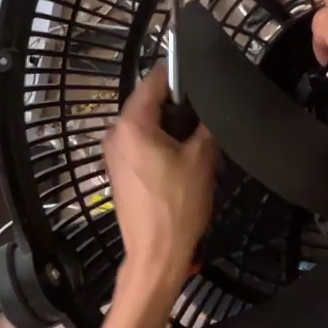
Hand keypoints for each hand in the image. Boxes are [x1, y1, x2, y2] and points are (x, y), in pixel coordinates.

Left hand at [104, 65, 216, 291]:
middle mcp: (116, 134)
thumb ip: (206, 126)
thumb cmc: (177, 206)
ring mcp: (114, 155)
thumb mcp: (202, 160)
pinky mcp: (120, 173)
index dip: (181, 73)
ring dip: (172, 129)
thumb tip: (212, 110)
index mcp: (132, 124)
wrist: (156, 254)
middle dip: (179, 107)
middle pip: (150, 104)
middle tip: (209, 115)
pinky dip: (162, 146)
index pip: (155, 79)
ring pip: (147, 127)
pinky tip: (185, 160)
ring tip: (201, 140)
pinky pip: (142, 146)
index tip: (204, 75)